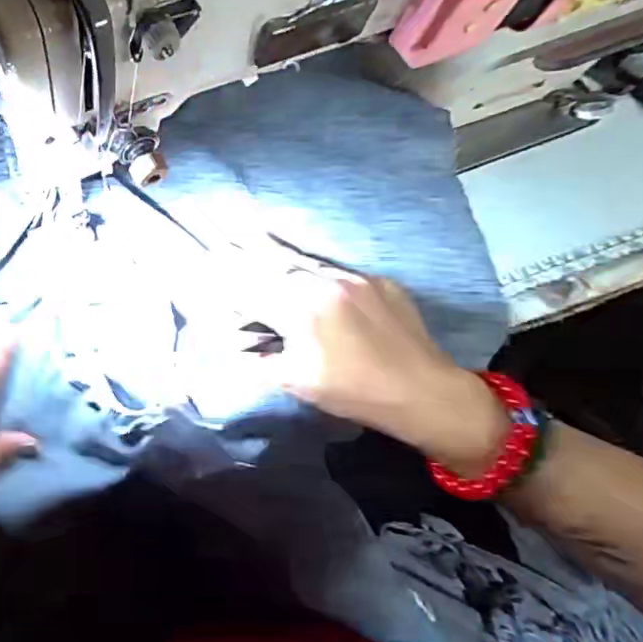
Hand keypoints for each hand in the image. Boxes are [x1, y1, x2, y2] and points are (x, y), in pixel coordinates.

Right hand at [254, 269, 507, 473]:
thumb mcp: (297, 383)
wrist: (424, 392)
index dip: (232, 281)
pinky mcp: (381, 282)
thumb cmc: (355, 392)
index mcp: (303, 307)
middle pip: (279, 264)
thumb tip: (240, 346)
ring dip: (286, 263)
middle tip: (232, 249)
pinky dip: (320, 276)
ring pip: (310, 263)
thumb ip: (260, 361)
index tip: (217, 269)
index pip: (254, 286)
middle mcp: (327, 282)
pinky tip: (316, 284)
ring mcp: (358, 278)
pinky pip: (340, 272)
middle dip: (253, 259)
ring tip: (264, 251)